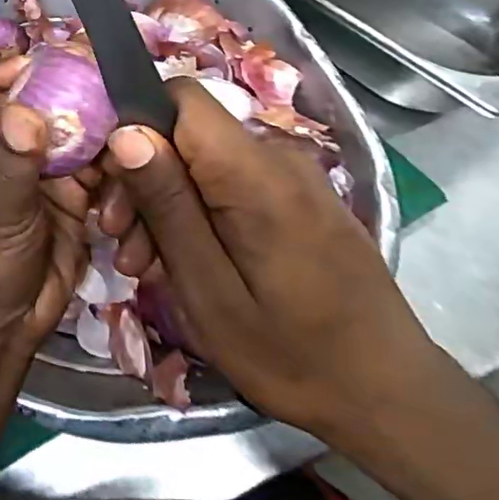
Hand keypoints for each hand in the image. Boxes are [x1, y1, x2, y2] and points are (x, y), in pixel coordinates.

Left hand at [0, 53, 94, 351]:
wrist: (8, 318)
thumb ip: (10, 160)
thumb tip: (27, 111)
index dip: (5, 66)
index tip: (47, 76)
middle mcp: (8, 137)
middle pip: (40, 92)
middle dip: (75, 95)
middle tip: (115, 105)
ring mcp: (43, 161)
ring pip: (78, 125)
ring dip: (104, 140)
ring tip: (122, 165)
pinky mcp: (75, 188)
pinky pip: (102, 163)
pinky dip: (117, 176)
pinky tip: (119, 205)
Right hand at [95, 78, 449, 438]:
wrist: (393, 403)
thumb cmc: (292, 355)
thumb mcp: (208, 287)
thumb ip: (167, 203)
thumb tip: (123, 132)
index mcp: (257, 175)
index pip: (179, 97)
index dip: (132, 123)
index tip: (106, 178)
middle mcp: (278, 157)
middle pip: (182, 131)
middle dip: (138, 175)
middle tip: (115, 235)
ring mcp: (291, 175)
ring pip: (197, 157)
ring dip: (159, 199)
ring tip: (139, 260)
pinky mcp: (294, 196)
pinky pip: (224, 178)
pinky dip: (191, 208)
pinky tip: (176, 256)